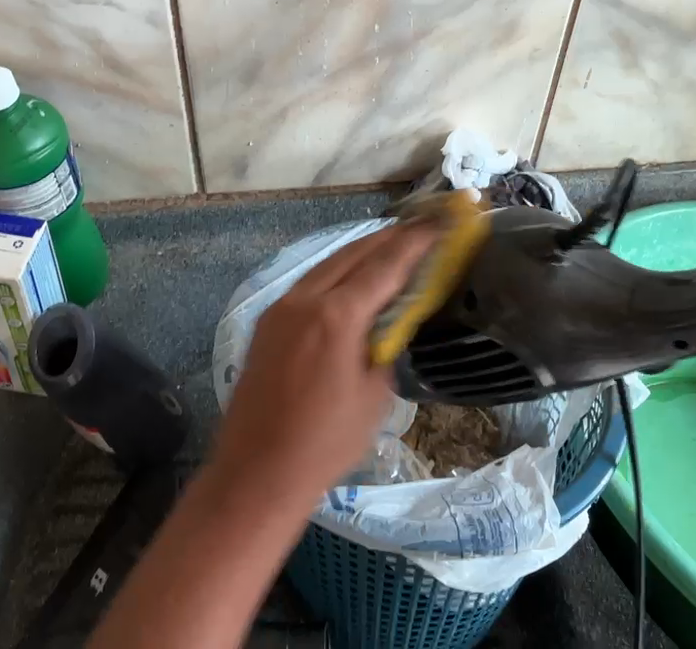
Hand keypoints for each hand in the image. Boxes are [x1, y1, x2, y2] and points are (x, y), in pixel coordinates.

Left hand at [209, 225, 436, 500]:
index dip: (415, 242)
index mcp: (336, 315)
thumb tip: (390, 321)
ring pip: (327, 264)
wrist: (256, 472)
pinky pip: (308, 283)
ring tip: (391, 246)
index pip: (384, 265)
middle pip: (353, 253)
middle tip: (420, 229)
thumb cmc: (325, 444)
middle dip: (388, 239)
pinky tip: (350, 279)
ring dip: (360, 252)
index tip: (438, 223)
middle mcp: (305, 299)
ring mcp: (280, 308)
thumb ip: (385, 345)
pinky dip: (336, 272)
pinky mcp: (266, 322)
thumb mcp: (375, 396)